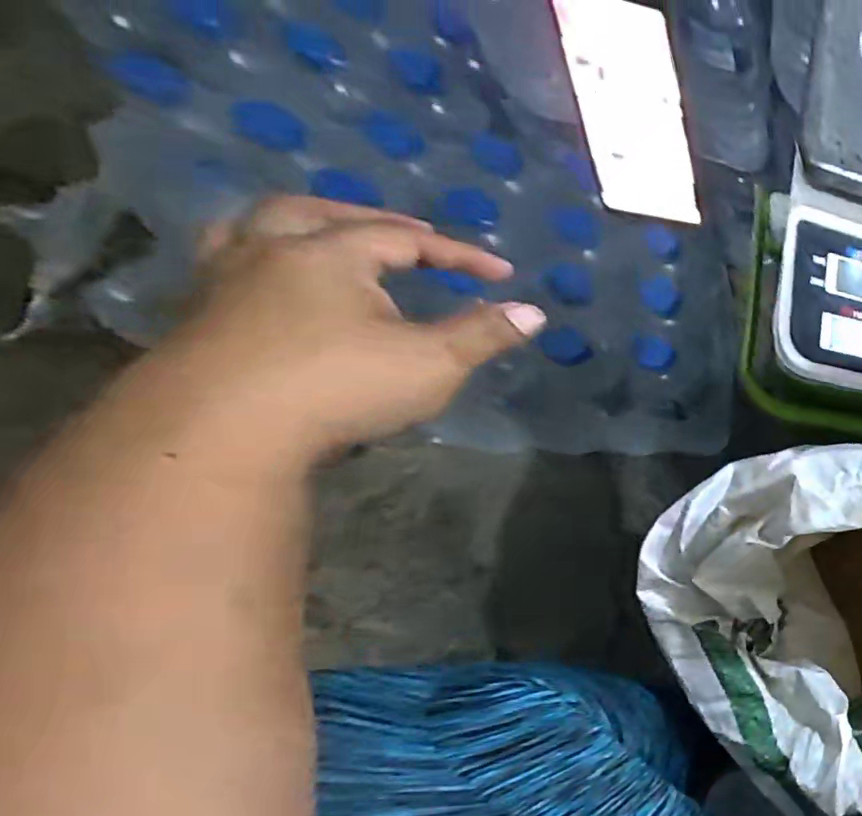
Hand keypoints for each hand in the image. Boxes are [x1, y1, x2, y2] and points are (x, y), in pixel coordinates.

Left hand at [130, 196, 545, 464]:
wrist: (228, 427)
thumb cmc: (343, 384)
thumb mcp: (434, 362)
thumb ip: (483, 334)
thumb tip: (533, 311)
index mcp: (327, 255)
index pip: (404, 240)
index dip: (458, 253)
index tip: (503, 272)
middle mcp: (269, 251)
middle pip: (319, 213)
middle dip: (373, 220)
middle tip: (414, 233)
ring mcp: (224, 280)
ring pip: (256, 226)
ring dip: (302, 223)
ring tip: (330, 234)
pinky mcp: (201, 314)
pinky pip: (230, 261)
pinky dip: (264, 255)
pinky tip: (279, 279)